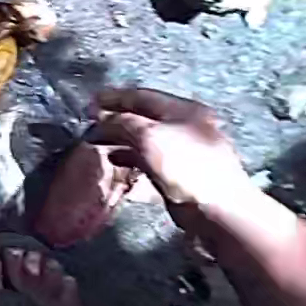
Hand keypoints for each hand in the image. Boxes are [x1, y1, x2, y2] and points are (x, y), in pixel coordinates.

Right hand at [92, 88, 256, 211]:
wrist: (216, 209)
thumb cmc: (185, 166)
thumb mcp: (148, 136)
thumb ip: (121, 122)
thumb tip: (100, 121)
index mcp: (183, 110)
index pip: (142, 96)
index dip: (114, 97)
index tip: (90, 102)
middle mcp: (184, 126)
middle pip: (141, 116)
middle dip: (113, 119)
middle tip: (89, 123)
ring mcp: (181, 149)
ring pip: (142, 137)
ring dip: (118, 137)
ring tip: (96, 141)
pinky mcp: (177, 170)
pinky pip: (146, 156)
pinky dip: (127, 155)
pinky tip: (113, 159)